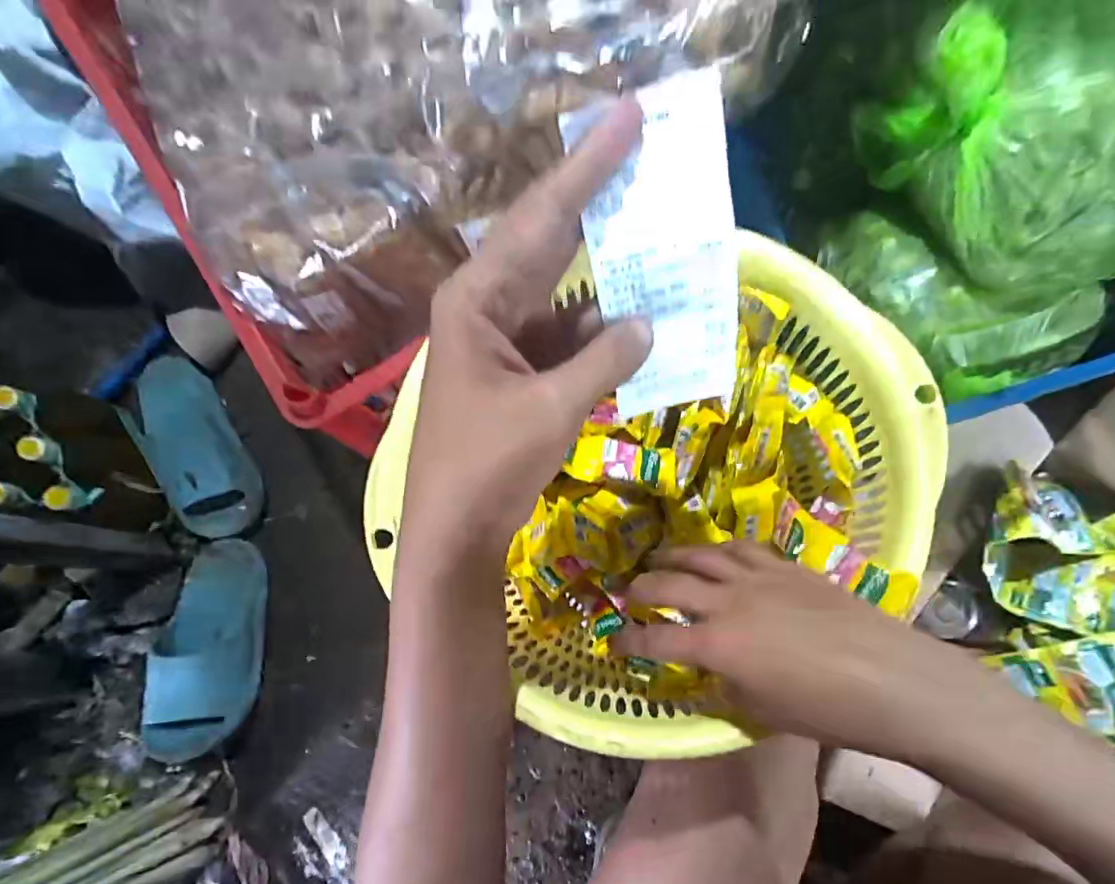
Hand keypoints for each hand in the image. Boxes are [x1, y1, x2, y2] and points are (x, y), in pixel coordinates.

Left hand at [399, 99, 651, 571]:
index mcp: (478, 301)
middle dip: (599, 211)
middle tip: (647, 167)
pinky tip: (638, 336)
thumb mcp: (553, 409)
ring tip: (661, 260)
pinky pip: (566, 343)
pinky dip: (600, 341)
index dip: (588, 169)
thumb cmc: (488, 466)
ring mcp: (502, 343)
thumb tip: (648, 322)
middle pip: (551, 247)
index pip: (542, 220)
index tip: (627, 121)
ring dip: (609, 290)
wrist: (454, 530)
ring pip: (565, 301)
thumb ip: (605, 360)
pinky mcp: (518, 376)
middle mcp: (487, 309)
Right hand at [617, 543, 991, 758]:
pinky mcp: (789, 568)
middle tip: (628, 593)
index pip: (656, 637)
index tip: (613, 644)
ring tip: (661, 558)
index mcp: (717, 645)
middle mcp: (730, 602)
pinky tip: (719, 553)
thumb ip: (724, 687)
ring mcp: (761, 578)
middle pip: (670, 582)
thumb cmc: (825, 709)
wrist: (890, 678)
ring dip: (676, 555)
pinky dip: (722, 549)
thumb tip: (709, 671)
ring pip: (705, 554)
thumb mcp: (761, 711)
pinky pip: (745, 548)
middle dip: (641, 587)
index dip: (628, 641)